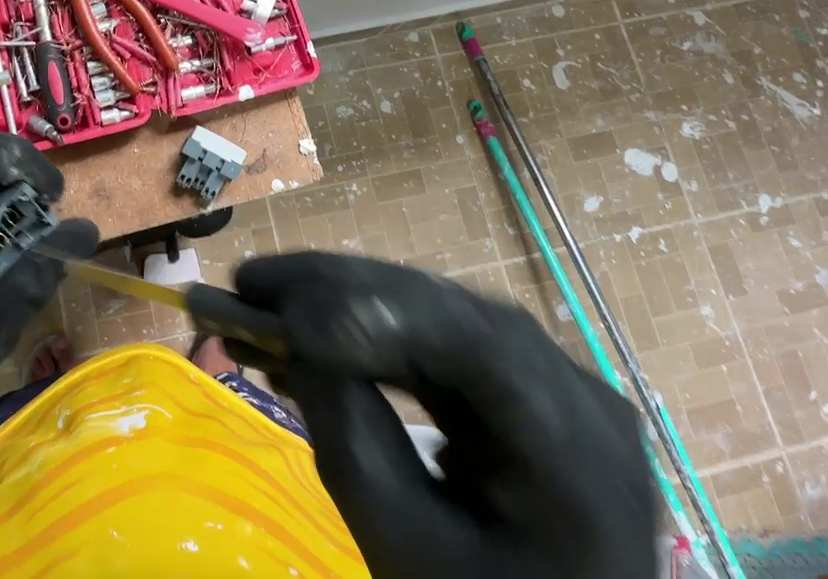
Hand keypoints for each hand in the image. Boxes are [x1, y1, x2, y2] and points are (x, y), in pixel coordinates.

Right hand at [228, 253, 655, 578]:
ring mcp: (553, 386)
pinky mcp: (520, 389)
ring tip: (262, 294)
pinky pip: (440, 345)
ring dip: (345, 301)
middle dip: (343, 292)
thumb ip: (353, 441)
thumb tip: (297, 341)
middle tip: (249, 280)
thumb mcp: (405, 547)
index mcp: (578, 455)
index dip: (379, 316)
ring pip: (439, 318)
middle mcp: (578, 396)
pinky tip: (308, 326)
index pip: (479, 351)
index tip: (285, 313)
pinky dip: (368, 332)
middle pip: (452, 317)